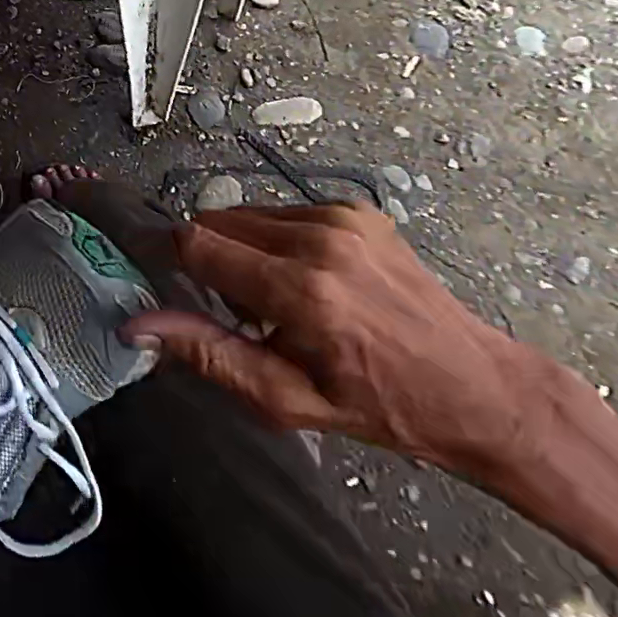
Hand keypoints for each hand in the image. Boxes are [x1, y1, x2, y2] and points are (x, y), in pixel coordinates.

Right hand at [120, 204, 577, 475]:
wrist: (482, 389)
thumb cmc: (379, 405)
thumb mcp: (285, 400)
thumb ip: (206, 354)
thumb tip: (135, 326)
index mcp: (301, 291)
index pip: (195, 244)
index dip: (165, 255)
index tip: (160, 277)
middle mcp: (319, 240)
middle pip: (213, 222)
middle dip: (204, 257)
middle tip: (232, 306)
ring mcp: (342, 218)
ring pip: (243, 214)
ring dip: (237, 248)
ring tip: (272, 294)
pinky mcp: (356, 210)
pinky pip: (279, 212)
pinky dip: (270, 239)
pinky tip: (302, 276)